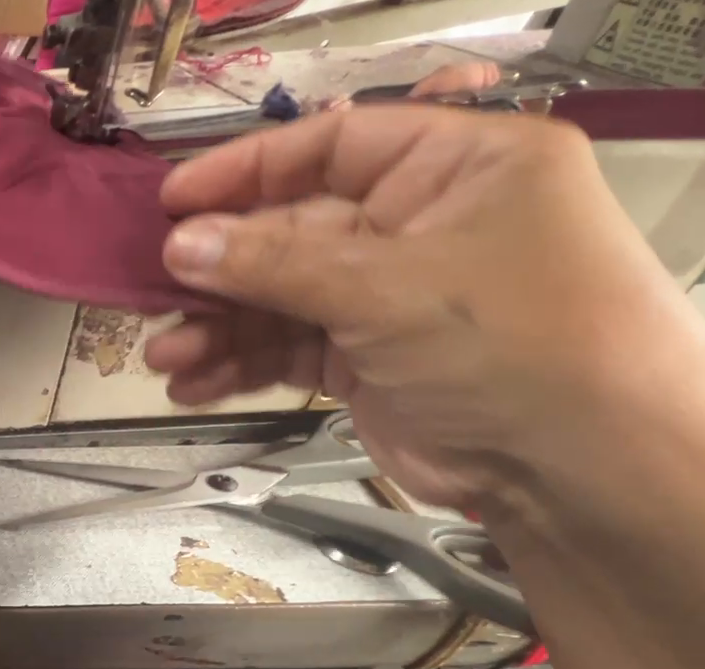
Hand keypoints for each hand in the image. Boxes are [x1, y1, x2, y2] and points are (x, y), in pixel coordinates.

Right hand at [144, 106, 703, 510]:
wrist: (567, 467)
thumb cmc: (513, 345)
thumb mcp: (386, 289)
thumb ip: (273, 265)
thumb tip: (178, 246)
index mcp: (454, 172)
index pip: (333, 147)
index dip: (247, 171)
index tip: (171, 201)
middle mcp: (415, 227)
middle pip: (287, 234)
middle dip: (217, 273)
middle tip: (153, 297)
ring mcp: (383, 296)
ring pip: (274, 300)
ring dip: (216, 330)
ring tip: (164, 358)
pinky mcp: (359, 357)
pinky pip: (281, 350)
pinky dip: (236, 368)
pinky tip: (194, 386)